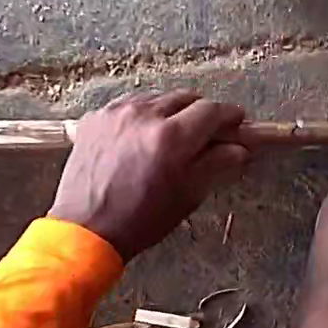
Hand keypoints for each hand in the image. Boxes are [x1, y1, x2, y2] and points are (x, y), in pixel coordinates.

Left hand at [50, 91, 250, 259]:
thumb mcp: (189, 194)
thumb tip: (240, 148)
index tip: (236, 122)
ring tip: (173, 135)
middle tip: (207, 133)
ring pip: (158, 98)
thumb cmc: (142, 218)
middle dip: (202, 112)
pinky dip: (145, 115)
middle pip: (187, 97)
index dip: (230, 115)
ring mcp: (116, 114)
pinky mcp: (96, 118)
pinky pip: (130, 105)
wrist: (87, 229)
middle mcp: (144, 116)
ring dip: (173, 111)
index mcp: (172, 137)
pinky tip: (145, 136)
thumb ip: (218, 163)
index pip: (212, 110)